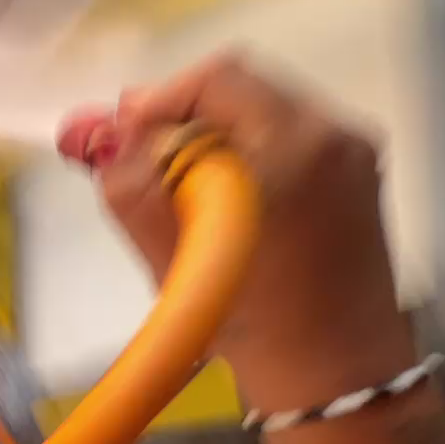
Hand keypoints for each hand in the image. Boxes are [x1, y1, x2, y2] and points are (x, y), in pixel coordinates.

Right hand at [58, 52, 416, 411]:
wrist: (326, 364)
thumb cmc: (246, 317)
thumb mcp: (169, 251)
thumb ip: (131, 185)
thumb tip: (94, 134)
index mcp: (295, 146)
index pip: (214, 79)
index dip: (152, 103)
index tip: (111, 142)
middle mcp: (334, 133)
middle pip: (236, 91)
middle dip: (170, 123)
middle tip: (123, 166)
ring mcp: (350, 153)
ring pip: (253, 116)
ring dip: (197, 143)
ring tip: (164, 196)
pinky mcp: (349, 176)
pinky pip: (276, 142)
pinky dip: (229, 160)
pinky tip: (205, 206)